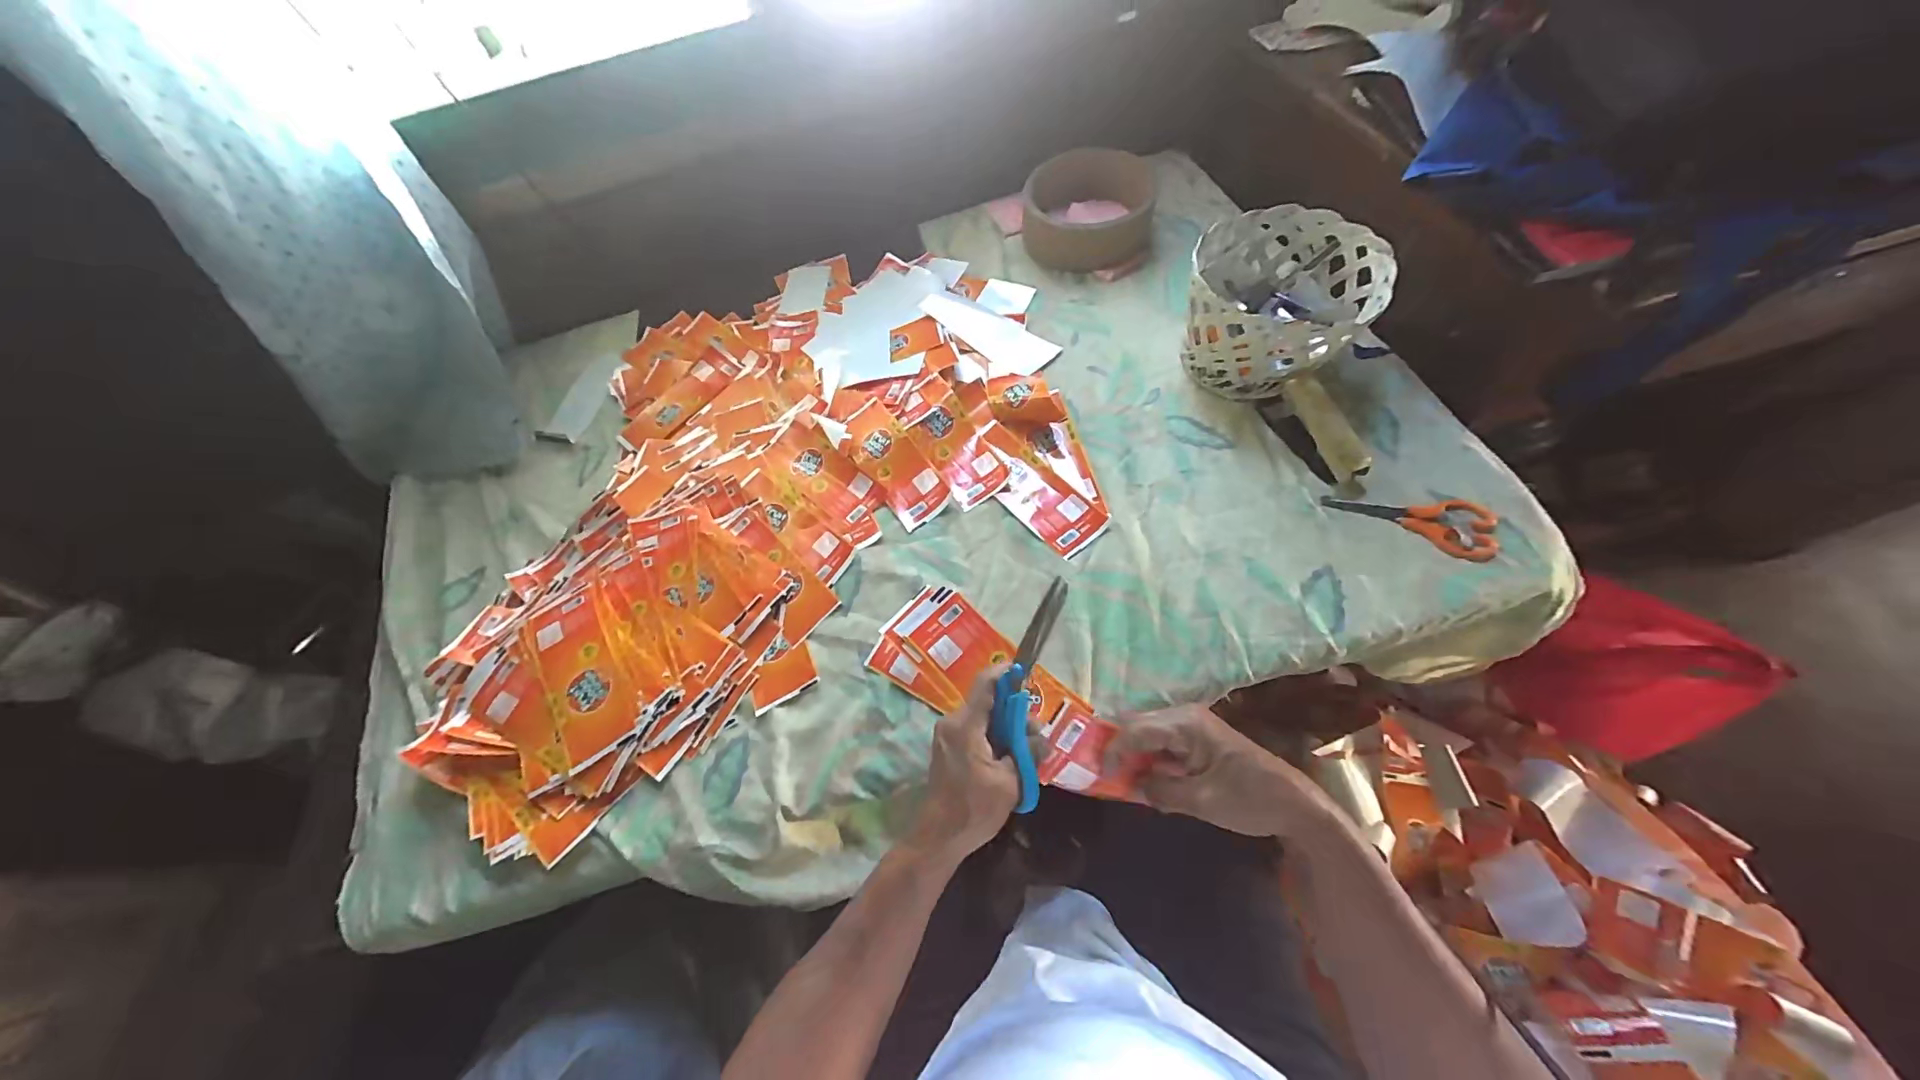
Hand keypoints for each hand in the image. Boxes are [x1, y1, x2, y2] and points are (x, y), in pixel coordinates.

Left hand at [908, 665, 1021, 865]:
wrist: (939, 837)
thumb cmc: (974, 809)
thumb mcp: (1010, 782)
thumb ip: (1026, 752)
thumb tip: (1042, 737)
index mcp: (965, 725)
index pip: (986, 684)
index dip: (1006, 673)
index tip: (1026, 672)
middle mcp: (953, 722)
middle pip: (988, 701)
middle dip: (1015, 712)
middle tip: (1036, 735)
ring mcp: (948, 735)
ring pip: (983, 717)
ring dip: (1006, 727)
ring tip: (1027, 752)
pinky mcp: (949, 747)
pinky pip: (976, 730)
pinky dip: (994, 737)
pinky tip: (1011, 757)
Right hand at [1107, 704, 1335, 838]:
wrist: (1295, 806)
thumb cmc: (1250, 799)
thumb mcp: (1201, 801)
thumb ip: (1160, 791)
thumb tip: (1130, 787)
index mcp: (1185, 723)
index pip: (1134, 729)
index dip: (1111, 750)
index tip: (1096, 773)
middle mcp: (1184, 717)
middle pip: (1135, 726)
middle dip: (1114, 749)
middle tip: (1095, 773)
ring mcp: (1189, 728)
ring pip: (1144, 736)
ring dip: (1128, 756)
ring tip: (1110, 778)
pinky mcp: (1194, 742)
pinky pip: (1159, 746)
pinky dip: (1145, 761)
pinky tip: (1137, 780)